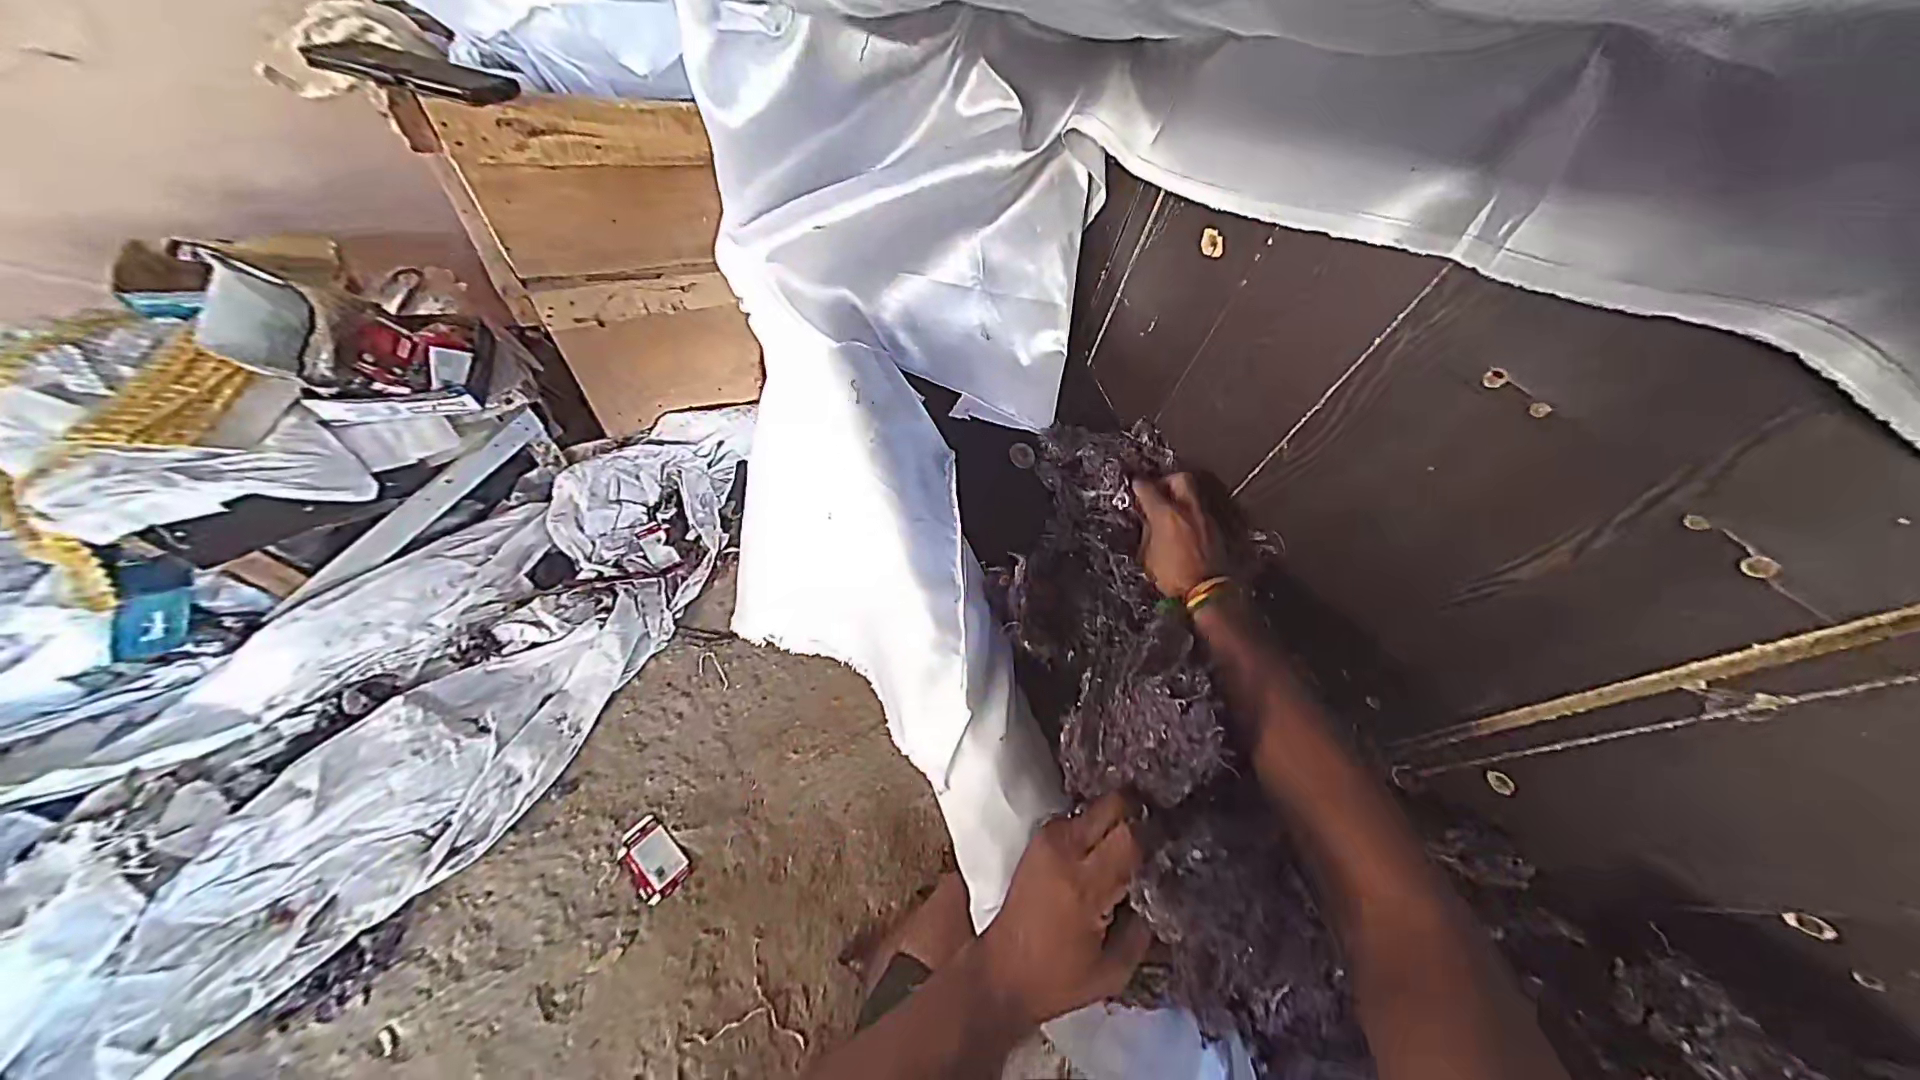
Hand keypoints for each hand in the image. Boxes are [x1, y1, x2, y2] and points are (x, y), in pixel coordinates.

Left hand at [976, 792, 1153, 1027]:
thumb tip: (1162, 887)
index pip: (1130, 837)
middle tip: (1152, 839)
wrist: (1003, 969)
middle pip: (1112, 805)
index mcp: (1084, 884)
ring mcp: (1047, 838)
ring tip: (1127, 849)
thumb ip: (1144, 927)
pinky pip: (1077, 818)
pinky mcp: (1038, 838)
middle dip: (1136, 816)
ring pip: (1095, 808)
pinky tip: (1102, 852)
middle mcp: (1064, 850)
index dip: (1155, 838)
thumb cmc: (1059, 977)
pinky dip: (1094, 829)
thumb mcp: (1114, 969)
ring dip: (1114, 823)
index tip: (1171, 847)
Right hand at [1131, 472, 1228, 597]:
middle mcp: (1188, 510)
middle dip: (1167, 481)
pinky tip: (1184, 525)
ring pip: (1194, 494)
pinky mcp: (1217, 528)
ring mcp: (1206, 517)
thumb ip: (1147, 532)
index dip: (1138, 484)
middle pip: (1180, 479)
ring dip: (1182, 496)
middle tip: (1158, 491)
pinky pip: (1201, 510)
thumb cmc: (1174, 577)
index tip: (1135, 485)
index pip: (1147, 488)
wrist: (1208, 592)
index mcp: (1165, 515)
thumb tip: (1147, 520)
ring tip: (1172, 508)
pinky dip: (1191, 512)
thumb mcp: (1148, 556)